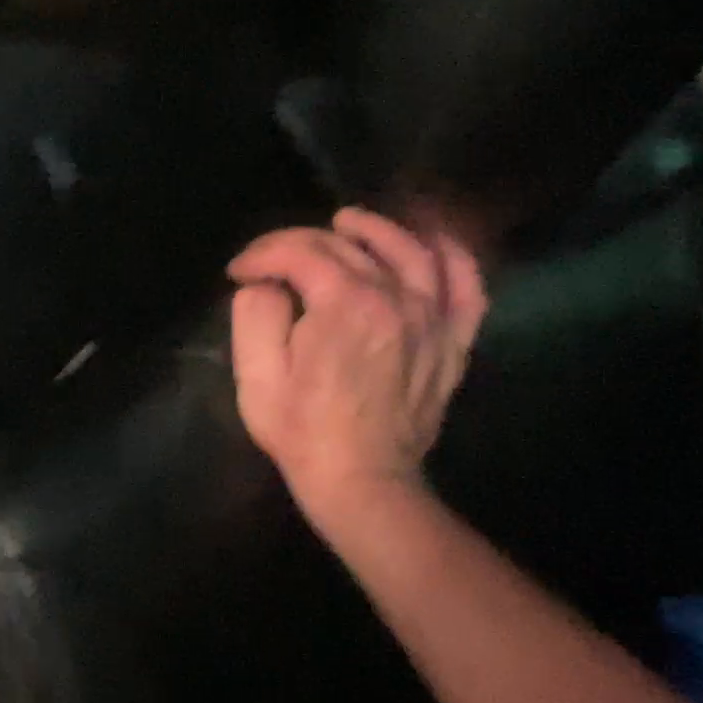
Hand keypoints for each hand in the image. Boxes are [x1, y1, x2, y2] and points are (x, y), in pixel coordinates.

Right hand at [227, 207, 487, 518]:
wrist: (361, 480)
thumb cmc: (300, 427)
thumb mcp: (255, 372)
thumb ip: (255, 312)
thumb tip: (265, 283)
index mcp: (345, 304)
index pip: (300, 251)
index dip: (260, 254)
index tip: (236, 273)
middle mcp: (397, 299)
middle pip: (347, 246)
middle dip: (298, 242)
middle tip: (267, 261)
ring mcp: (433, 320)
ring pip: (410, 251)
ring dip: (376, 229)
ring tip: (347, 222)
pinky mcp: (452, 342)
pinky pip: (466, 287)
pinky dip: (452, 257)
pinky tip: (431, 243)